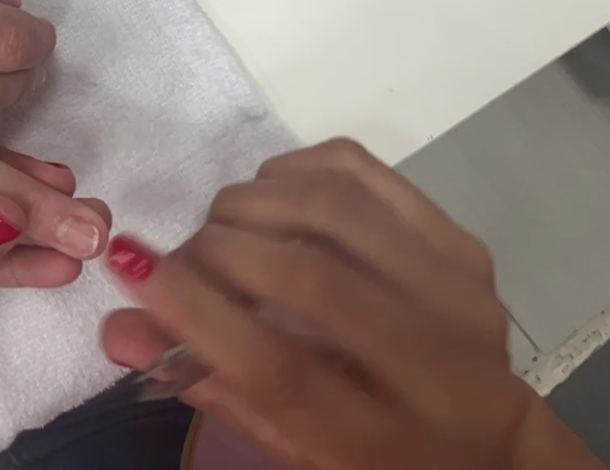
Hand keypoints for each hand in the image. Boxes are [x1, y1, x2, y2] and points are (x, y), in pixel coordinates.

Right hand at [99, 139, 605, 469]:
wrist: (495, 446)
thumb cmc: (368, 451)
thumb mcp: (285, 442)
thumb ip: (199, 378)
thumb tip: (115, 325)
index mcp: (386, 439)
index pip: (278, 367)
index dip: (194, 308)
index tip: (125, 260)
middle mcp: (442, 366)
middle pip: (307, 276)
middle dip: (217, 250)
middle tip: (184, 257)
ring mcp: (457, 290)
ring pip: (327, 206)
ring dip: (247, 206)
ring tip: (226, 230)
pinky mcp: (458, 240)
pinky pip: (354, 168)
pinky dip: (290, 169)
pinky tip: (273, 200)